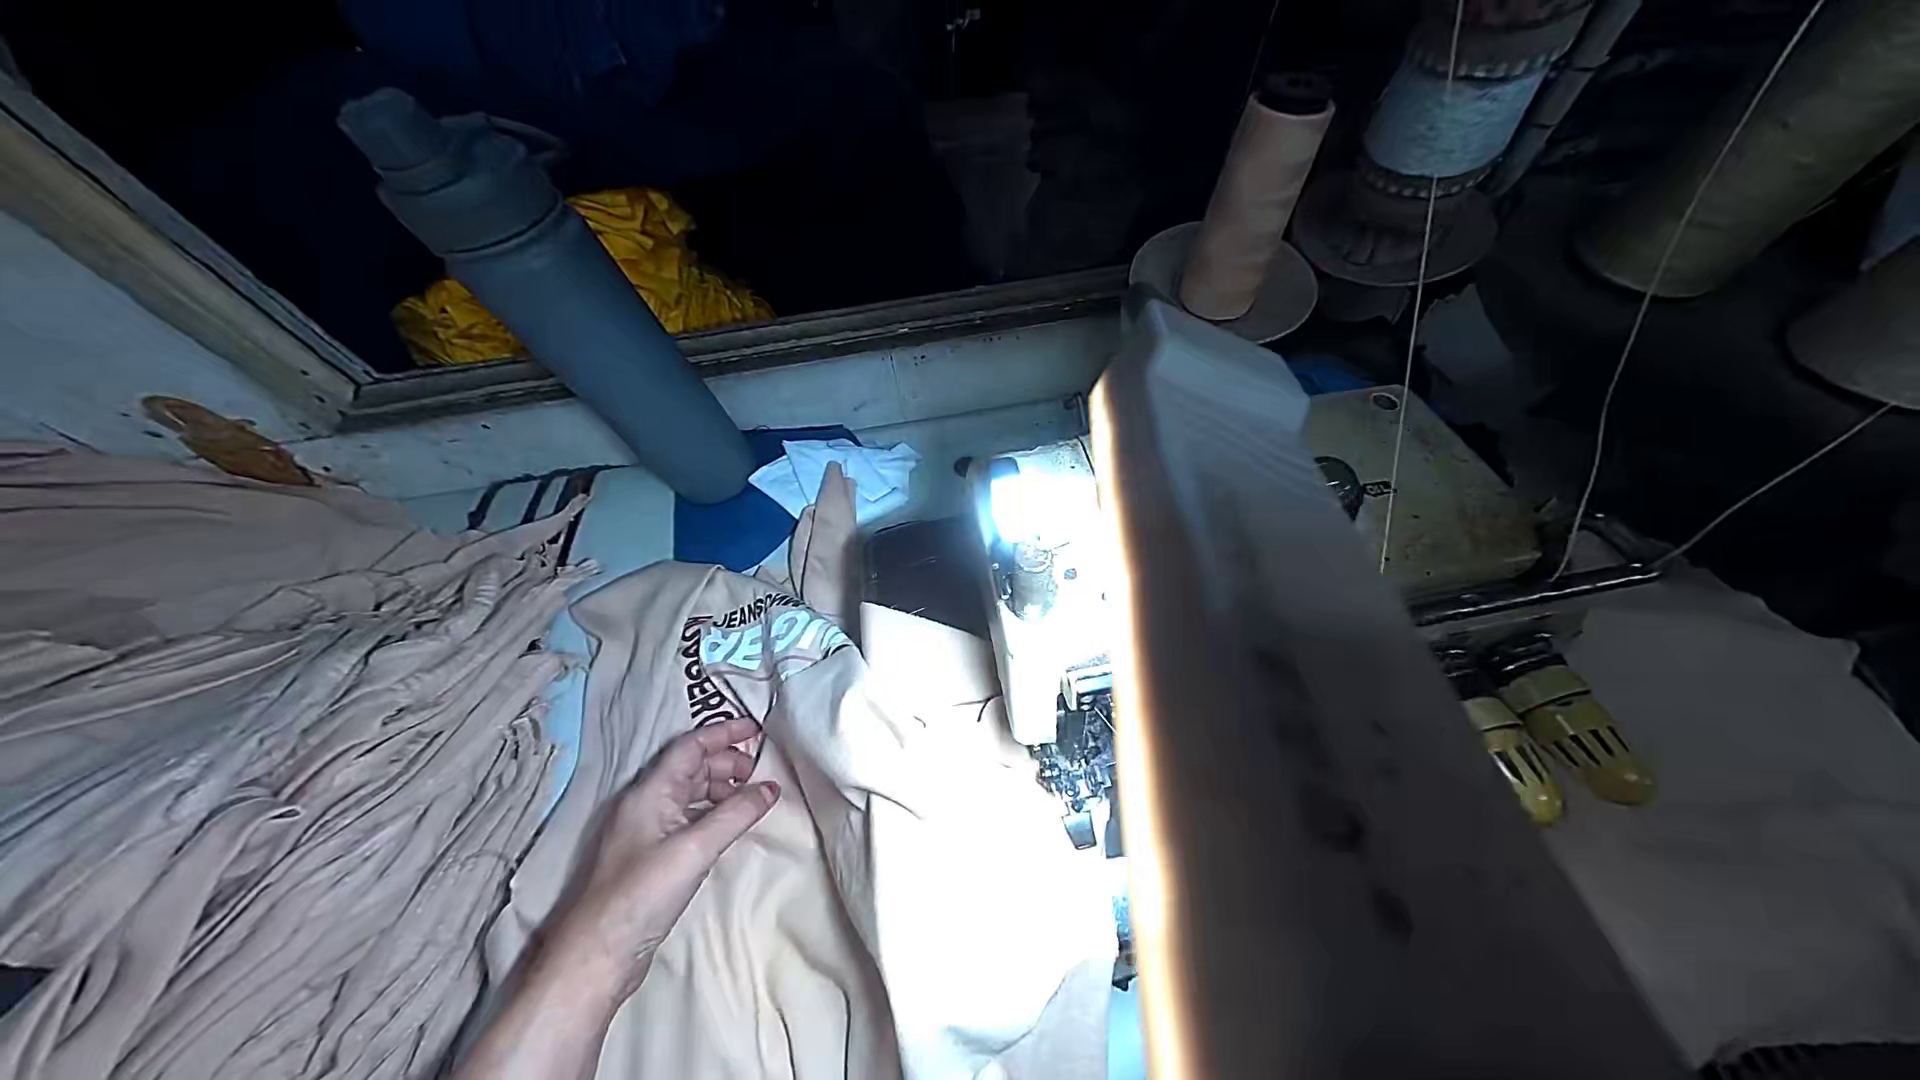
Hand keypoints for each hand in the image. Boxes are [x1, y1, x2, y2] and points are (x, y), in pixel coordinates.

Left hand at [541, 718, 779, 1001]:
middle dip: (727, 760)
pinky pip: (689, 816)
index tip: (758, 729)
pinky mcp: (652, 856)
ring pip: (691, 791)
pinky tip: (730, 823)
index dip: (724, 732)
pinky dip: (714, 810)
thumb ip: (736, 814)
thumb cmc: (641, 895)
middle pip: (692, 766)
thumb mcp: (694, 849)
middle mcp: (647, 804)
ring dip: (722, 785)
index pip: (691, 746)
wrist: (595, 959)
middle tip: (759, 770)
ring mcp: (647, 831)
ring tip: (751, 796)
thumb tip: (771, 788)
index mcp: (651, 792)